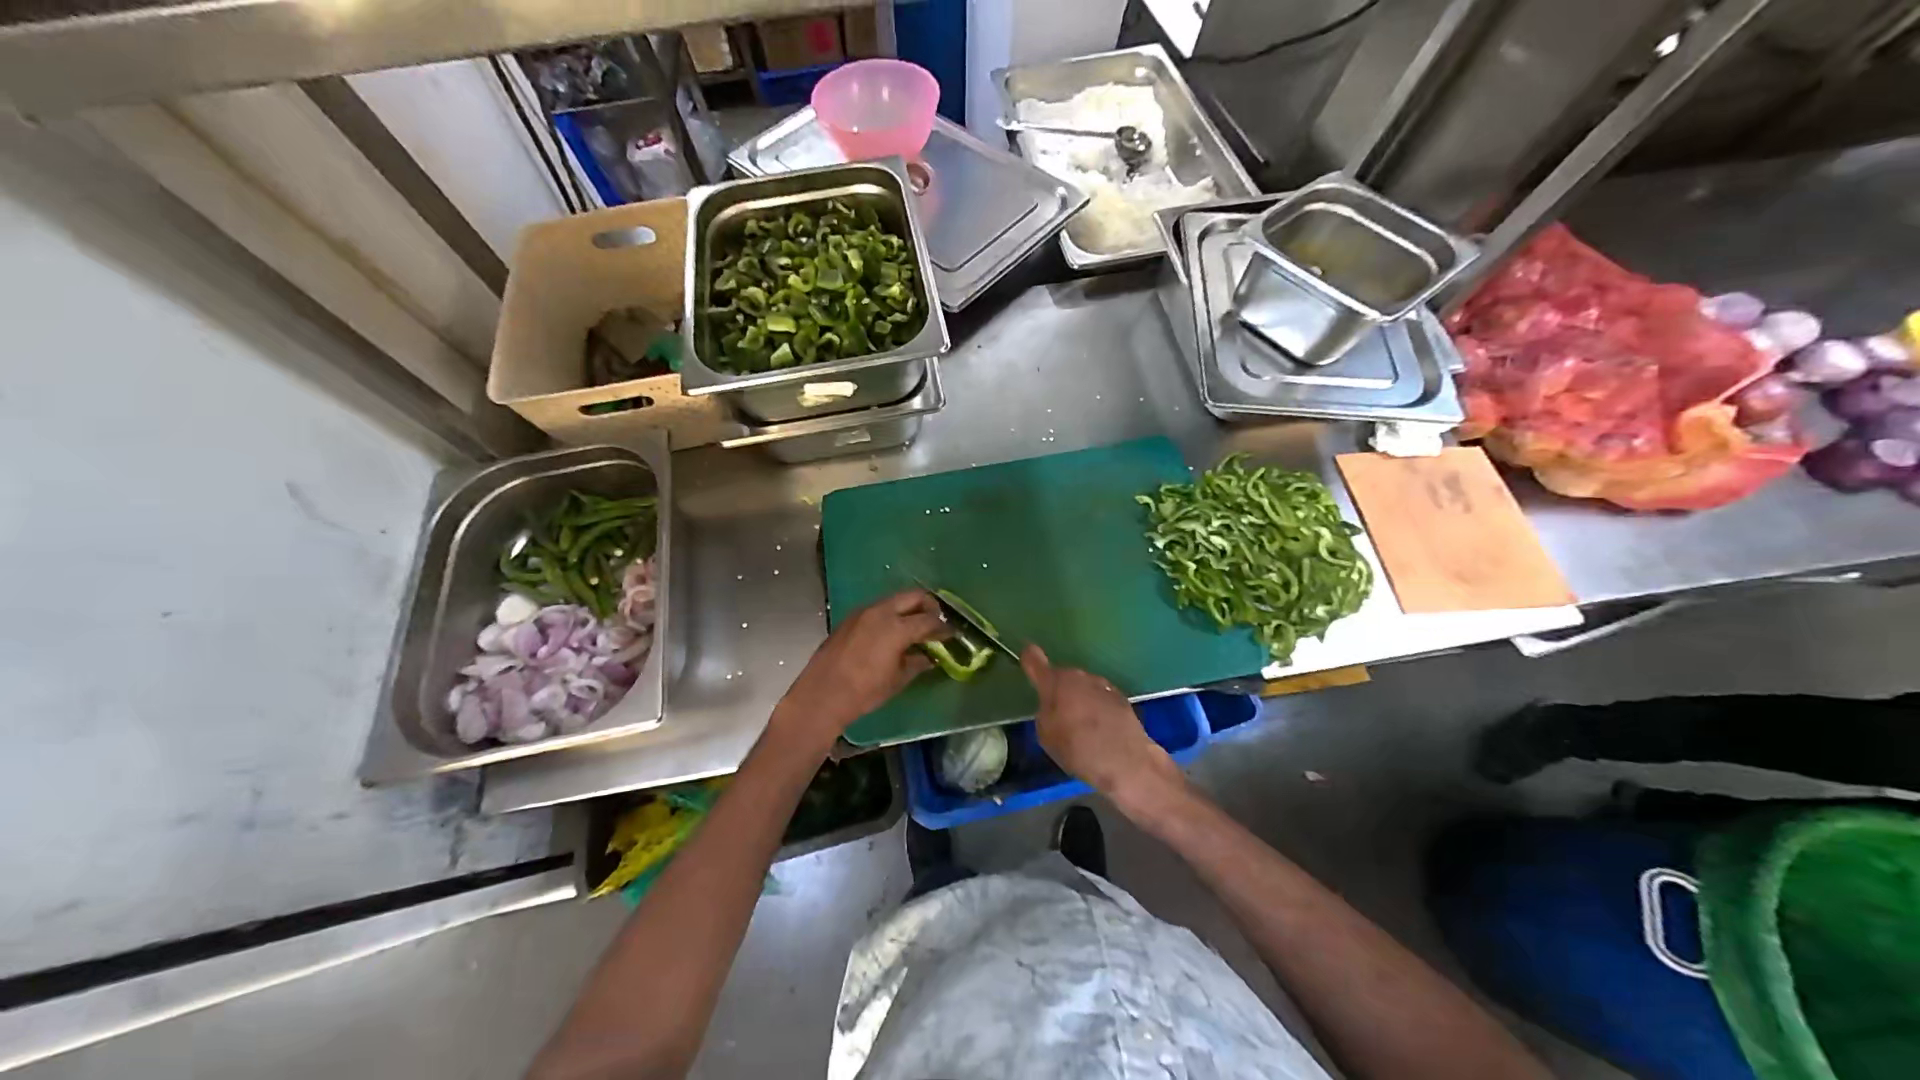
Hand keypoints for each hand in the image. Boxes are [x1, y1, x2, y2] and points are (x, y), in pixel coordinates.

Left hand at [771, 589, 945, 750]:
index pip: (929, 620)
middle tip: (936, 623)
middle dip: (929, 606)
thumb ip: (917, 662)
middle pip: (913, 596)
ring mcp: (863, 612)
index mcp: (897, 627)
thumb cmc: (864, 691)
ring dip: (909, 609)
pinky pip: (878, 609)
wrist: (822, 695)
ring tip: (915, 629)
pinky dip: (891, 615)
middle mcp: (881, 611)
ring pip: (894, 600)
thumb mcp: (897, 679)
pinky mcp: (850, 618)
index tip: (952, 634)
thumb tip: (930, 657)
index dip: (944, 628)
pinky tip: (892, 634)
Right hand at [1021, 645, 1182, 806]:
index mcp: (1054, 683)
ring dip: (1080, 700)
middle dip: (1059, 691)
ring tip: (1082, 727)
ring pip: (1083, 687)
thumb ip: (1044, 712)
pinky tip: (1101, 730)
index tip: (1027, 656)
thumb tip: (1052, 706)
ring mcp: (1102, 684)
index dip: (1029, 658)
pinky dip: (1097, 708)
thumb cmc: (1077, 749)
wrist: (1126, 761)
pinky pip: (1100, 698)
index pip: (1035, 661)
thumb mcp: (1046, 735)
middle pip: (1062, 677)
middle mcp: (1078, 676)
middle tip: (1058, 717)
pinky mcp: (1121, 697)